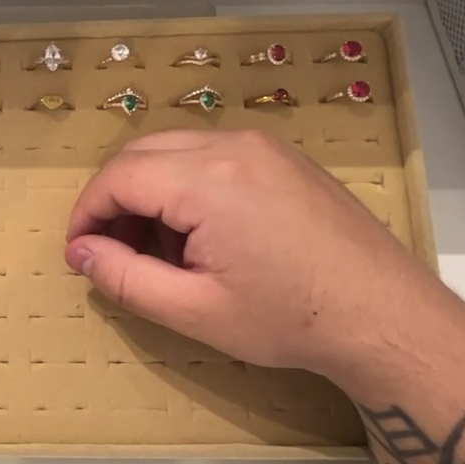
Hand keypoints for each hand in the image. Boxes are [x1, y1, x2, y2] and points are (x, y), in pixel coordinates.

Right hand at [64, 129, 464, 392]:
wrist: (386, 317)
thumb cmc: (288, 319)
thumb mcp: (193, 310)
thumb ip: (124, 278)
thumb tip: (80, 251)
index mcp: (208, 179)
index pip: (118, 177)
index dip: (86, 213)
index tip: (78, 253)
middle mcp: (232, 144)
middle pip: (140, 154)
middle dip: (113, 199)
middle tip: (112, 252)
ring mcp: (262, 145)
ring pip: (173, 149)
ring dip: (147, 191)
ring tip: (157, 249)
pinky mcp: (282, 156)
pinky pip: (209, 154)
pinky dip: (183, 183)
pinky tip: (198, 233)